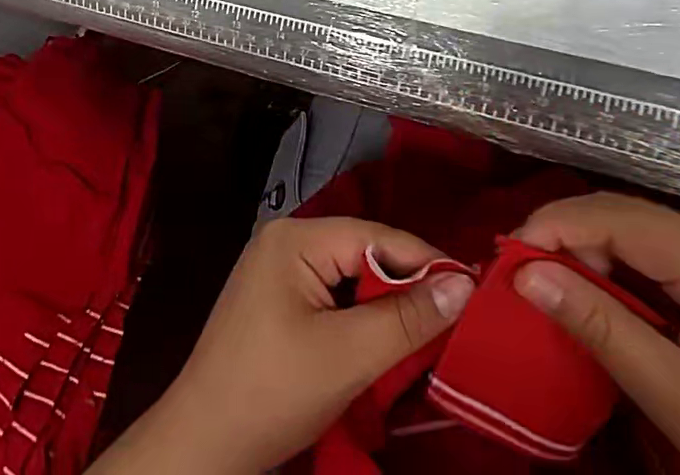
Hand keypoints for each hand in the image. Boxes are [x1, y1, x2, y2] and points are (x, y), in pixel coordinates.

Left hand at [88, 217, 474, 474]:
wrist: (204, 443)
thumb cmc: (272, 390)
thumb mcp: (347, 354)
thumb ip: (407, 317)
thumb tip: (465, 283)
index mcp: (294, 237)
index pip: (375, 235)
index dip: (426, 260)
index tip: (475, 288)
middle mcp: (285, 241)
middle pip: (363, 252)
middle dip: (407, 283)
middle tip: (458, 311)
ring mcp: (278, 270)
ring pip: (351, 275)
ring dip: (387, 302)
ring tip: (433, 325)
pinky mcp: (278, 299)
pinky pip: (333, 294)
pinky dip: (362, 314)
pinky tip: (388, 334)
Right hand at [512, 194, 679, 474]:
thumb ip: (606, 334)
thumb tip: (527, 276)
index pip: (619, 217)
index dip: (555, 226)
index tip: (505, 259)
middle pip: (625, 218)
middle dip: (565, 238)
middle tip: (518, 277)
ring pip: (636, 237)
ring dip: (586, 258)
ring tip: (546, 291)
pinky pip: (657, 264)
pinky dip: (615, 278)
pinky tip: (594, 305)